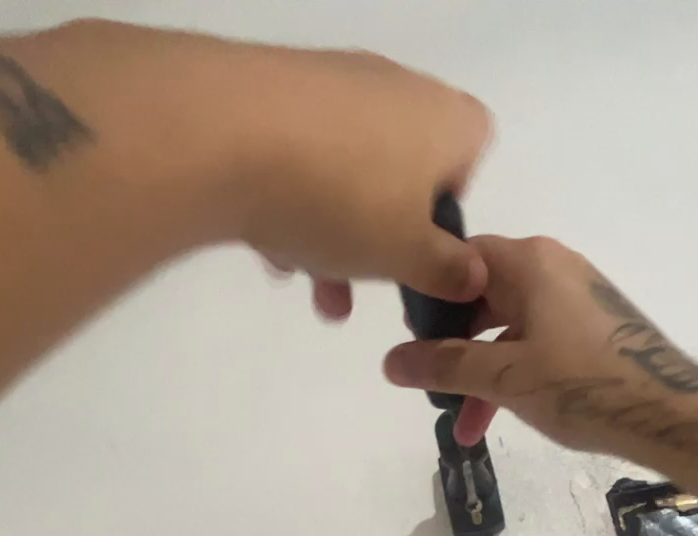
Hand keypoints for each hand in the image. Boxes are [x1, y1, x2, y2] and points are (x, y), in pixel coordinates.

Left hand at [210, 39, 491, 319]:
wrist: (222, 134)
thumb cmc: (345, 200)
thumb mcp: (408, 257)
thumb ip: (448, 272)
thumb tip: (474, 275)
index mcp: (444, 120)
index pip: (475, 144)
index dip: (455, 199)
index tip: (427, 240)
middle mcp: (394, 89)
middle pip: (404, 170)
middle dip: (387, 236)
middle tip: (369, 279)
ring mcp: (331, 85)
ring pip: (349, 172)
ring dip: (338, 235)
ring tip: (315, 287)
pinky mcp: (273, 92)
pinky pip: (300, 157)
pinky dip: (295, 202)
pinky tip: (272, 244)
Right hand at [381, 236, 697, 460]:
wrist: (667, 413)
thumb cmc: (580, 384)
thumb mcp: (503, 376)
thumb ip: (443, 366)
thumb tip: (388, 362)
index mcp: (529, 262)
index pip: (459, 260)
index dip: (427, 296)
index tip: (406, 337)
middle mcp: (553, 268)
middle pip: (482, 296)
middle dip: (452, 346)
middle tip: (428, 381)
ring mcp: (576, 299)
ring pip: (508, 328)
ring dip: (482, 373)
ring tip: (464, 423)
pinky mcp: (592, 328)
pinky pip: (536, 342)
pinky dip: (514, 373)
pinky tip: (502, 414)